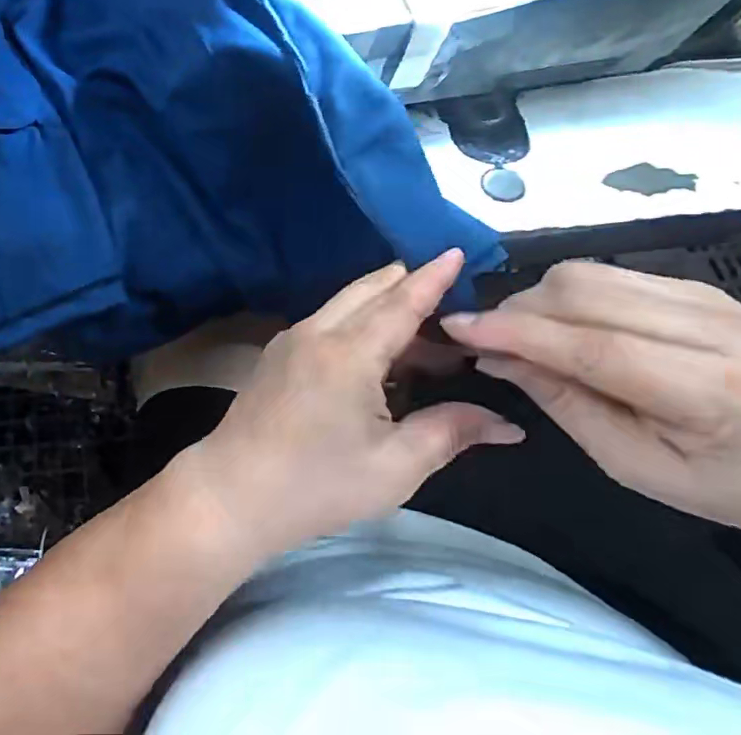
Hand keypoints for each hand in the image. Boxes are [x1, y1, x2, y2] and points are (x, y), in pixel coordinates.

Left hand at [184, 250, 524, 554]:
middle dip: (406, 284)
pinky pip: (324, 324)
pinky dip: (356, 323)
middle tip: (449, 288)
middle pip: (365, 294)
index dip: (431, 279)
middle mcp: (314, 334)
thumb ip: (450, 432)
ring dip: (381, 305)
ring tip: (424, 324)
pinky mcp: (276, 357)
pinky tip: (379, 350)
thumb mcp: (395, 465)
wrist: (235, 489)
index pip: (398, 304)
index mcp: (346, 353)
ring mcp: (288, 342)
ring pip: (342, 307)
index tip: (454, 251)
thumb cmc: (319, 482)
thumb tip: (505, 422)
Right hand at [440, 261, 740, 544]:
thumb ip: (561, 401)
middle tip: (487, 339)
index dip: (516, 333)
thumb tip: (491, 354)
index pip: (596, 348)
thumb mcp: (631, 464)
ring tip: (526, 333)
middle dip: (518, 311)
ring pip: (590, 274)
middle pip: (587, 295)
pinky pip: (608, 273)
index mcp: (724, 397)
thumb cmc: (723, 485)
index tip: (455, 327)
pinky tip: (566, 325)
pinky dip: (567, 295)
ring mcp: (723, 303)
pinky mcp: (704, 287)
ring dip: (538, 299)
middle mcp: (731, 336)